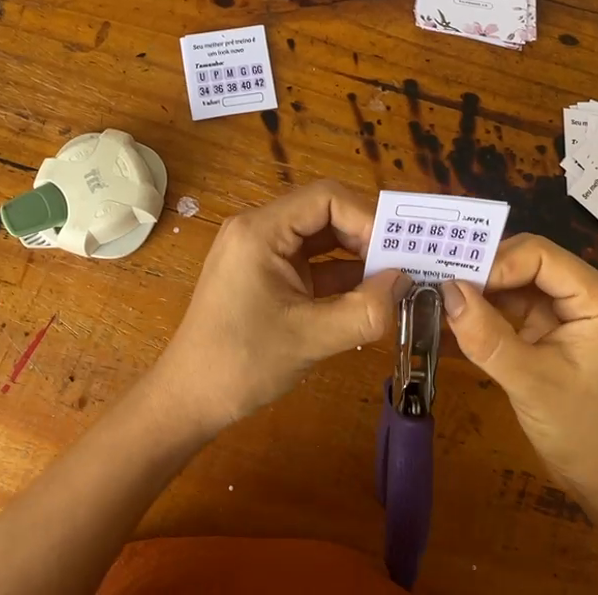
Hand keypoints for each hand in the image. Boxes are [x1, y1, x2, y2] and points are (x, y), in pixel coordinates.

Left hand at [153, 180, 410, 434]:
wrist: (189, 399)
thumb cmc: (241, 363)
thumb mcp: (309, 338)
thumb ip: (363, 310)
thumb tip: (407, 283)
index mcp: (261, 231)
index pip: (325, 198)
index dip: (367, 216)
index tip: (400, 247)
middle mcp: (260, 231)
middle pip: (325, 213)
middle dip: (367, 235)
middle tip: (408, 261)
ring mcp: (264, 254)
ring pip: (322, 239)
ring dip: (359, 256)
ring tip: (399, 277)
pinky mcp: (268, 277)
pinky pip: (313, 264)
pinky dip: (343, 277)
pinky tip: (373, 295)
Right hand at [441, 234, 597, 511]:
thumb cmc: (588, 435)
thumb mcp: (532, 384)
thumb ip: (487, 336)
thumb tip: (446, 290)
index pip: (540, 255)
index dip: (495, 262)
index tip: (453, 281)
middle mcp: (591, 297)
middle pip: (529, 265)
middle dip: (484, 275)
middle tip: (438, 286)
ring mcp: (575, 317)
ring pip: (519, 287)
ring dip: (482, 296)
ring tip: (438, 302)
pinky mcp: (559, 336)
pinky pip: (518, 313)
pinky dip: (489, 317)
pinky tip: (455, 325)